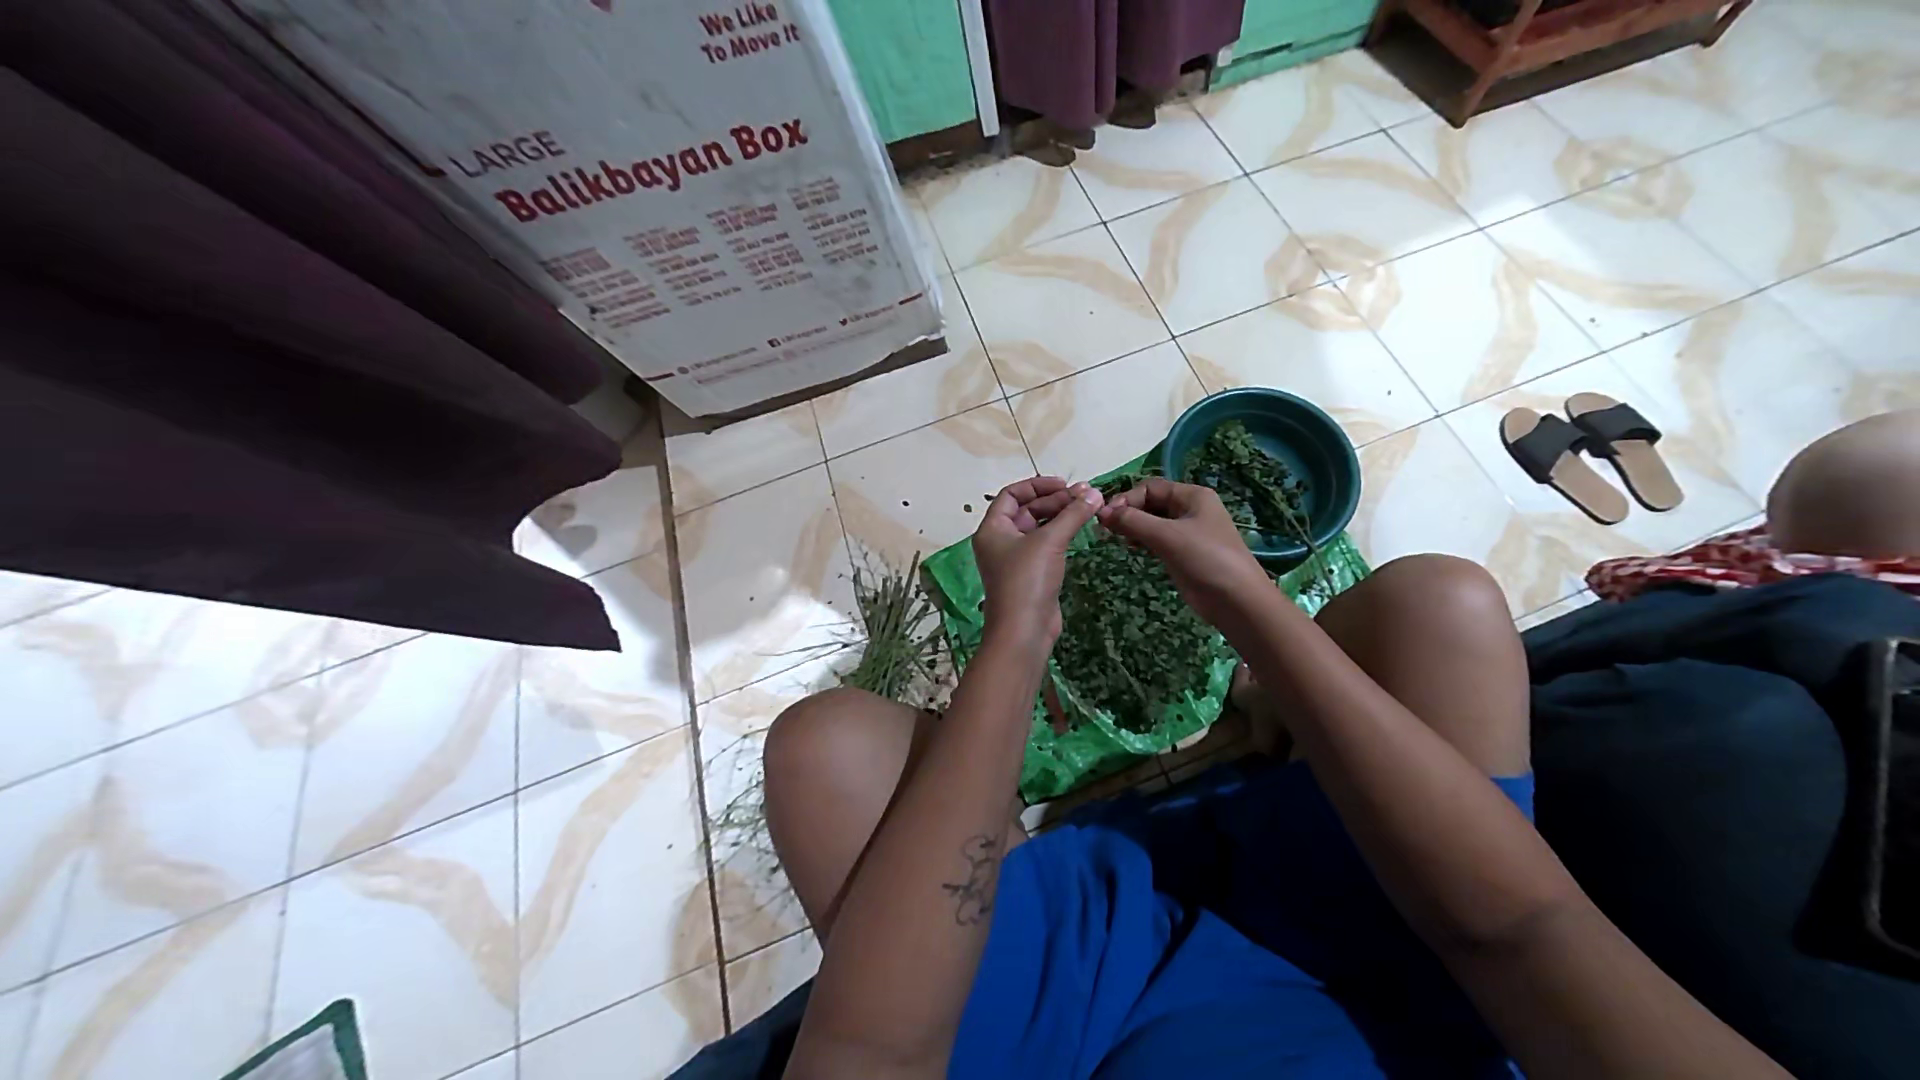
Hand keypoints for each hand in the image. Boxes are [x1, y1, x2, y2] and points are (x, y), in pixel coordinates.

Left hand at [971, 476, 1103, 651]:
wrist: (1024, 630)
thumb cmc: (1027, 581)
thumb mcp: (1049, 542)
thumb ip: (1072, 514)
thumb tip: (1094, 493)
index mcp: (992, 529)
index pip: (1011, 495)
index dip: (1037, 485)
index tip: (1065, 485)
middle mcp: (1000, 541)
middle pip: (1027, 510)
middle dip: (1055, 500)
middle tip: (1084, 496)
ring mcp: (1015, 559)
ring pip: (1038, 528)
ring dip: (1060, 516)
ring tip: (1087, 508)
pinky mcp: (1031, 575)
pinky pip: (1045, 546)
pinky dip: (1061, 535)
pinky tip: (1080, 529)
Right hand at [1096, 478, 1268, 628]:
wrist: (1236, 600)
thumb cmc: (1205, 559)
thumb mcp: (1167, 536)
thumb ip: (1133, 521)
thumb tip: (1101, 512)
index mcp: (1192, 496)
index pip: (1150, 487)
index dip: (1126, 499)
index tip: (1105, 517)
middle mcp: (1190, 509)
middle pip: (1150, 503)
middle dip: (1128, 513)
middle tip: (1106, 530)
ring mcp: (1187, 532)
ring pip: (1152, 522)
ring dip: (1132, 527)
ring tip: (1116, 539)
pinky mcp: (1183, 552)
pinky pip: (1157, 539)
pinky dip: (1142, 541)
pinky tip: (1132, 549)